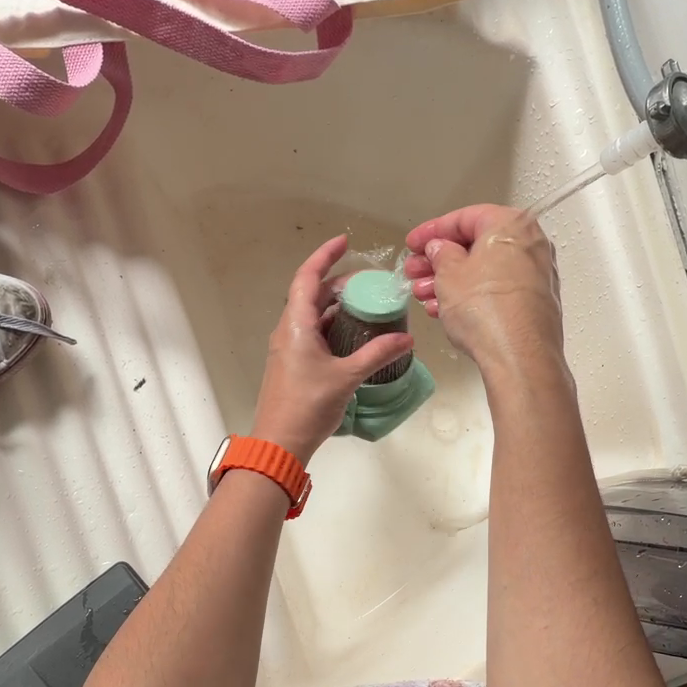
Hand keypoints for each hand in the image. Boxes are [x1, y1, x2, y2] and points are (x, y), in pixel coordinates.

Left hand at [251, 235, 415, 464]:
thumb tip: (406, 338)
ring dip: (336, 309)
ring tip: (366, 309)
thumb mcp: (347, 377)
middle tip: (368, 286)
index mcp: (296, 324)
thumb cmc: (308, 405)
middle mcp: (288, 331)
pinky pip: (312, 336)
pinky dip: (332, 329)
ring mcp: (288, 349)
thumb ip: (377, 354)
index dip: (325, 256)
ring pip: (312, 317)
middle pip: (312, 296)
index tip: (345, 243)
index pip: (308, 278)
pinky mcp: (292, 366)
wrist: (279, 443)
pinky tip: (354, 338)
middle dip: (339, 285)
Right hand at [404, 205, 562, 371]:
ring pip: (484, 271)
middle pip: (476, 246)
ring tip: (423, 295)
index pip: (465, 218)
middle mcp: (530, 244)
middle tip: (413, 272)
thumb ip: (441, 254)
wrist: (520, 357)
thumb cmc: (484, 309)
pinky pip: (496, 290)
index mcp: (511, 225)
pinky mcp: (535, 303)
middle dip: (439, 261)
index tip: (412, 243)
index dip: (432, 231)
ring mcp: (535, 276)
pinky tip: (446, 310)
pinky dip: (471, 295)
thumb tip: (440, 249)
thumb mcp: (449, 275)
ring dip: (450, 281)